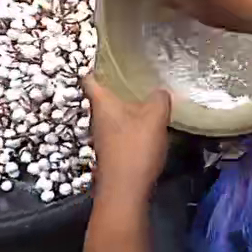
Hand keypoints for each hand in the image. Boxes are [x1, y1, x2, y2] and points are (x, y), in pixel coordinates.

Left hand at [82, 74, 171, 206]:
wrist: (125, 192)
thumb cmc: (135, 148)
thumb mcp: (154, 117)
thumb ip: (159, 99)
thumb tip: (161, 91)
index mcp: (102, 103)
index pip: (90, 78)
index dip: (99, 66)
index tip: (113, 59)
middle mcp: (98, 118)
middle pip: (104, 96)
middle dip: (119, 86)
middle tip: (139, 75)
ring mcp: (104, 137)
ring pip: (114, 114)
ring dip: (128, 106)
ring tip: (149, 98)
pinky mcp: (113, 151)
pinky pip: (122, 129)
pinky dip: (132, 124)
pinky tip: (150, 125)